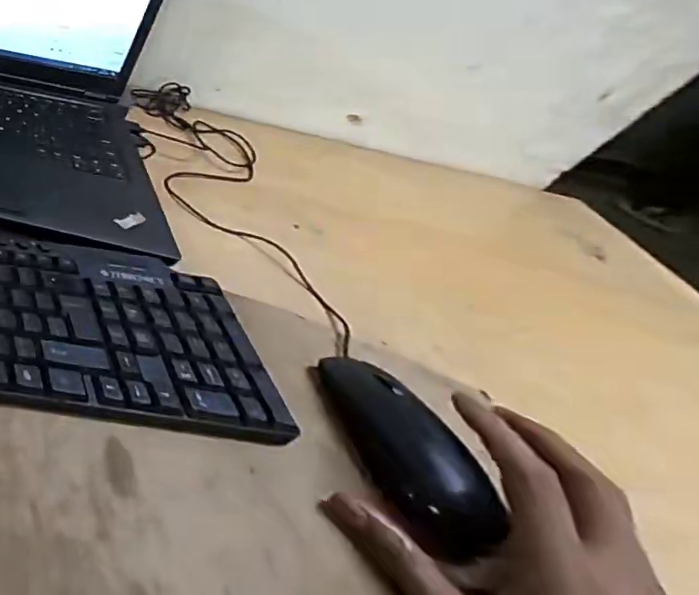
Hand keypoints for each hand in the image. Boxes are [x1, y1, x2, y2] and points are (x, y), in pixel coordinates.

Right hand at [322, 393, 663, 594]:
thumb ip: (402, 556)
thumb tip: (336, 500)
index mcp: (562, 559)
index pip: (530, 474)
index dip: (495, 430)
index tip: (461, 400)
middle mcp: (613, 563)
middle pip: (590, 482)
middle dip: (542, 439)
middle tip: (495, 414)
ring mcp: (640, 582)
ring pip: (614, 506)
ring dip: (567, 466)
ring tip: (523, 449)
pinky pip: (619, 531)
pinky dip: (584, 500)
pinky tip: (557, 507)